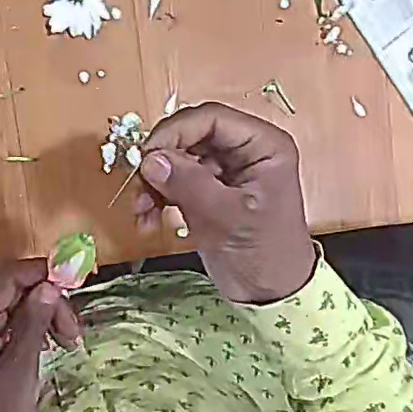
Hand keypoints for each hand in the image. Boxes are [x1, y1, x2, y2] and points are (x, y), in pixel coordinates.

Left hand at [0, 259, 82, 411]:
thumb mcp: (20, 369)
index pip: (11, 276)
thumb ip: (34, 323)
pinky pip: (15, 321)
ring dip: (48, 315)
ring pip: (20, 304)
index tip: (77, 284)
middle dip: (50, 300)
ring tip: (68, 342)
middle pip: (18, 288)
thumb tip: (51, 285)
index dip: (44, 272)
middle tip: (73, 332)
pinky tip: (52, 345)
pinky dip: (38, 327)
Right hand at [132, 102, 315, 303]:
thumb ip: (191, 185)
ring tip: (143, 212)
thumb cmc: (267, 253)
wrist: (272, 293)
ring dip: (154, 182)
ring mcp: (225, 170)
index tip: (148, 156)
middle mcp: (244, 150)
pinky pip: (175, 180)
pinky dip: (158, 197)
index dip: (175, 132)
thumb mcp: (229, 218)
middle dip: (161, 160)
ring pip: (177, 158)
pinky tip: (149, 220)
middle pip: (189, 136)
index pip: (212, 118)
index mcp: (263, 145)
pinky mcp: (209, 190)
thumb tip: (151, 159)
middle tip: (140, 188)